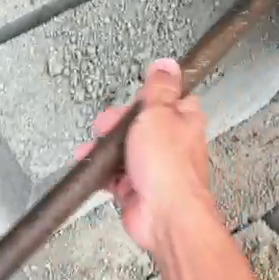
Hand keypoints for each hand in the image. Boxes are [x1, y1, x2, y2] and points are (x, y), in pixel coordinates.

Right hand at [76, 58, 216, 251]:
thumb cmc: (169, 168)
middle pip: (140, 125)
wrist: (163, 215)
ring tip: (94, 147)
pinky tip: (93, 168)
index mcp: (184, 120)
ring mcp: (154, 169)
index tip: (133, 98)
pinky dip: (102, 173)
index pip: (167, 99)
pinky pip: (115, 177)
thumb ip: (159, 87)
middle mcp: (171, 145)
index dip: (146, 97)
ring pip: (125, 152)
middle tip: (107, 124)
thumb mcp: (159, 112)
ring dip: (107, 149)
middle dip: (119, 124)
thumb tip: (165, 65)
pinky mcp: (137, 190)